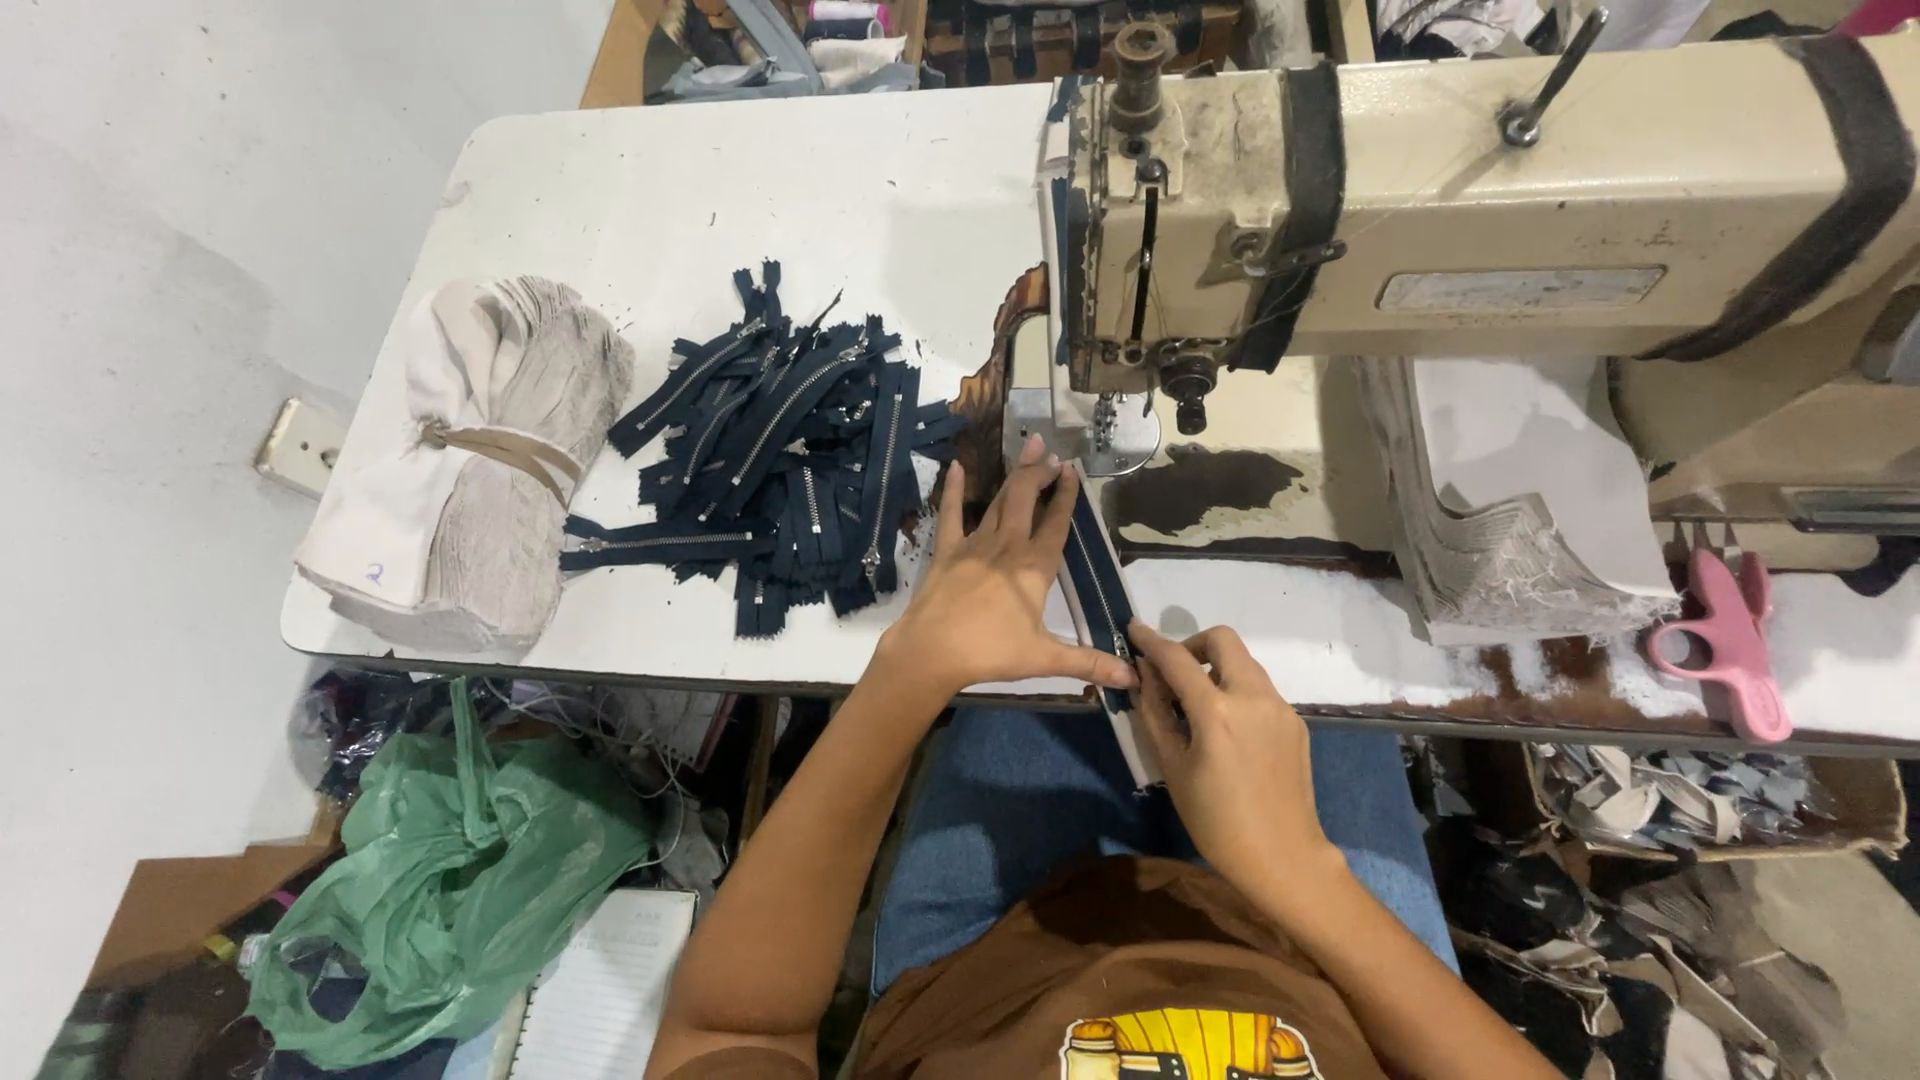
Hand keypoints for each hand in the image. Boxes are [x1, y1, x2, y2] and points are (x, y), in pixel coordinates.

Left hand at [876, 435, 1137, 698]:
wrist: (932, 651)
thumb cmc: (991, 653)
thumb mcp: (1045, 659)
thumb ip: (1089, 663)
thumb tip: (1132, 677)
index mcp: (1034, 568)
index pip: (1056, 524)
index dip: (1066, 496)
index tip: (1073, 472)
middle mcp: (1006, 547)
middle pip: (1025, 499)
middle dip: (1040, 472)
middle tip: (1051, 453)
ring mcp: (974, 545)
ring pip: (997, 501)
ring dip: (1014, 475)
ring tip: (1027, 447)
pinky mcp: (946, 551)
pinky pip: (950, 514)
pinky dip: (952, 490)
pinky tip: (955, 467)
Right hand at [1128, 621, 1337, 896]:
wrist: (1283, 857)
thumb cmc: (1215, 820)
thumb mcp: (1173, 767)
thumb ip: (1156, 713)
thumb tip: (1145, 675)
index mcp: (1217, 712)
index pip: (1177, 659)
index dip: (1151, 641)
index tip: (1134, 629)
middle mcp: (1253, 698)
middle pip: (1223, 640)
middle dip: (1193, 645)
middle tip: (1175, 674)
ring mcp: (1280, 708)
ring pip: (1244, 663)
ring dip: (1216, 668)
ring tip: (1198, 704)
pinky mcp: (1296, 722)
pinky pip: (1260, 688)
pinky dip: (1237, 690)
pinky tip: (1227, 728)